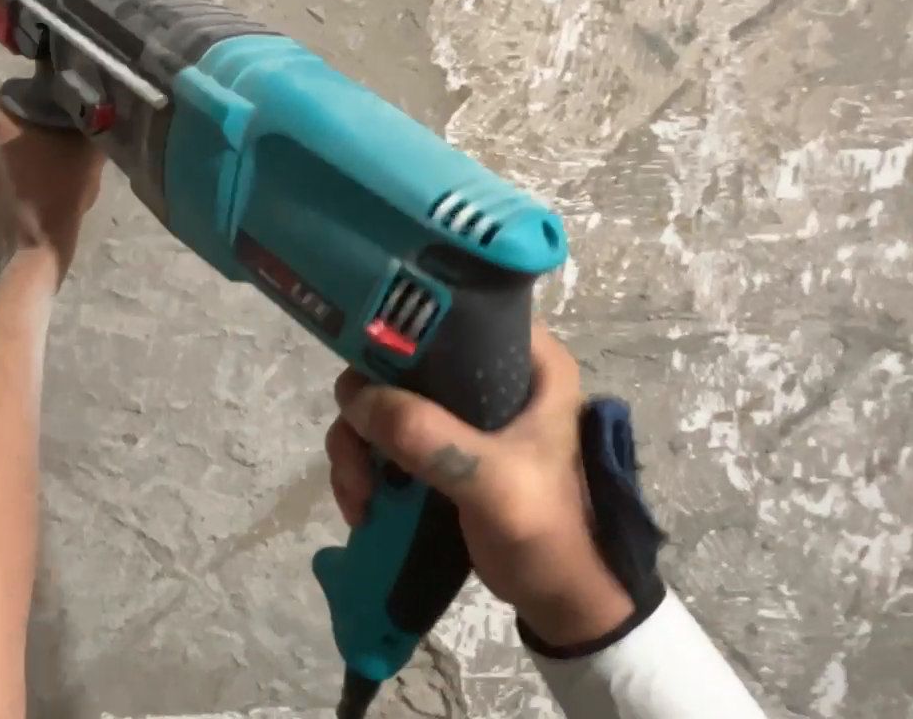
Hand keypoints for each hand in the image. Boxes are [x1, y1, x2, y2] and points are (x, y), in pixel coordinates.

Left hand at [0, 103, 103, 278]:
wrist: (35, 250)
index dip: (42, 108)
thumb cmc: (61, 192)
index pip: (19, 96)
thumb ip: (82, 122)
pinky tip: (21, 198)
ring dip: (10, 160)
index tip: (59, 124)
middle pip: (3, 126)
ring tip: (36, 178)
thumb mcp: (86, 150)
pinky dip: (1, 185)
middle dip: (24, 135)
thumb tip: (85, 111)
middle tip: (51, 151)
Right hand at [324, 324, 633, 648]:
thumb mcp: (492, 482)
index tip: (368, 369)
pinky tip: (363, 503)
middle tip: (358, 459)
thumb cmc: (546, 532)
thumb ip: (427, 436)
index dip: (400, 330)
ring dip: (355, 448)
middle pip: (395, 361)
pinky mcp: (433, 440)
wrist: (558, 600)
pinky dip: (361, 465)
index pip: (450, 313)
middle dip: (364, 414)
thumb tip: (354, 398)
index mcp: (524, 360)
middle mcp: (485, 371)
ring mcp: (455, 409)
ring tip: (361, 496)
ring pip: (377, 401)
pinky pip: (378, 434)